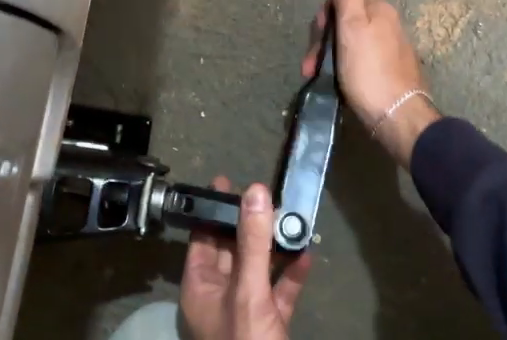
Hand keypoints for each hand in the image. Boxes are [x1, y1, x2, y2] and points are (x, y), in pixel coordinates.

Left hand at [179, 179, 311, 339]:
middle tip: (269, 194)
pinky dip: (291, 274)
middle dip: (251, 224)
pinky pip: (279, 293)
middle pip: (233, 251)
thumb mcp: (248, 292)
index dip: (215, 210)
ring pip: (259, 270)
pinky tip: (306, 253)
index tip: (228, 181)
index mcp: (200, 289)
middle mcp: (219, 298)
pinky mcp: (269, 326)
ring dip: (275, 247)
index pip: (203, 239)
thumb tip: (255, 190)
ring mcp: (244, 313)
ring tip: (293, 217)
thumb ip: (253, 242)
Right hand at [302, 0, 440, 167]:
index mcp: (380, 9)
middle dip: (324, 37)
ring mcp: (389, 49)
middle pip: (347, 18)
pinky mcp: (388, 72)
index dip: (327, 11)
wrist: (399, 119)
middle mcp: (387, 24)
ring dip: (329, 54)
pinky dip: (342, 67)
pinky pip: (359, 59)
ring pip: (350, 41)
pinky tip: (334, 82)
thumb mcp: (352, 27)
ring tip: (314, 74)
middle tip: (311, 61)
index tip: (318, 32)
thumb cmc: (370, 70)